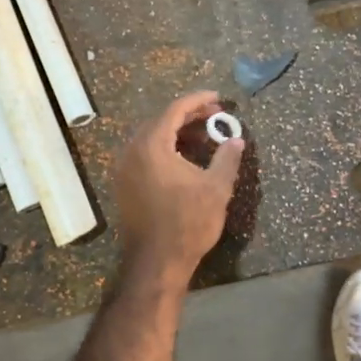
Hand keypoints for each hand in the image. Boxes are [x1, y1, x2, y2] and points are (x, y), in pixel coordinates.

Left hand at [111, 91, 244, 282]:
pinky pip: (146, 154)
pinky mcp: (125, 185)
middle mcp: (132, 152)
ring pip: (152, 138)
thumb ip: (227, 157)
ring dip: (178, 133)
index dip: (198, 101)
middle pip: (161, 121)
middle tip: (215, 117)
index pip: (175, 110)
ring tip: (205, 137)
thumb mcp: (216, 188)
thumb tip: (236, 139)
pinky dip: (167, 149)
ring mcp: (125, 169)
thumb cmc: (188, 222)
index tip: (219, 98)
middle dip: (189, 116)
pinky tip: (187, 159)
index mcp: (152, 146)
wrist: (157, 262)